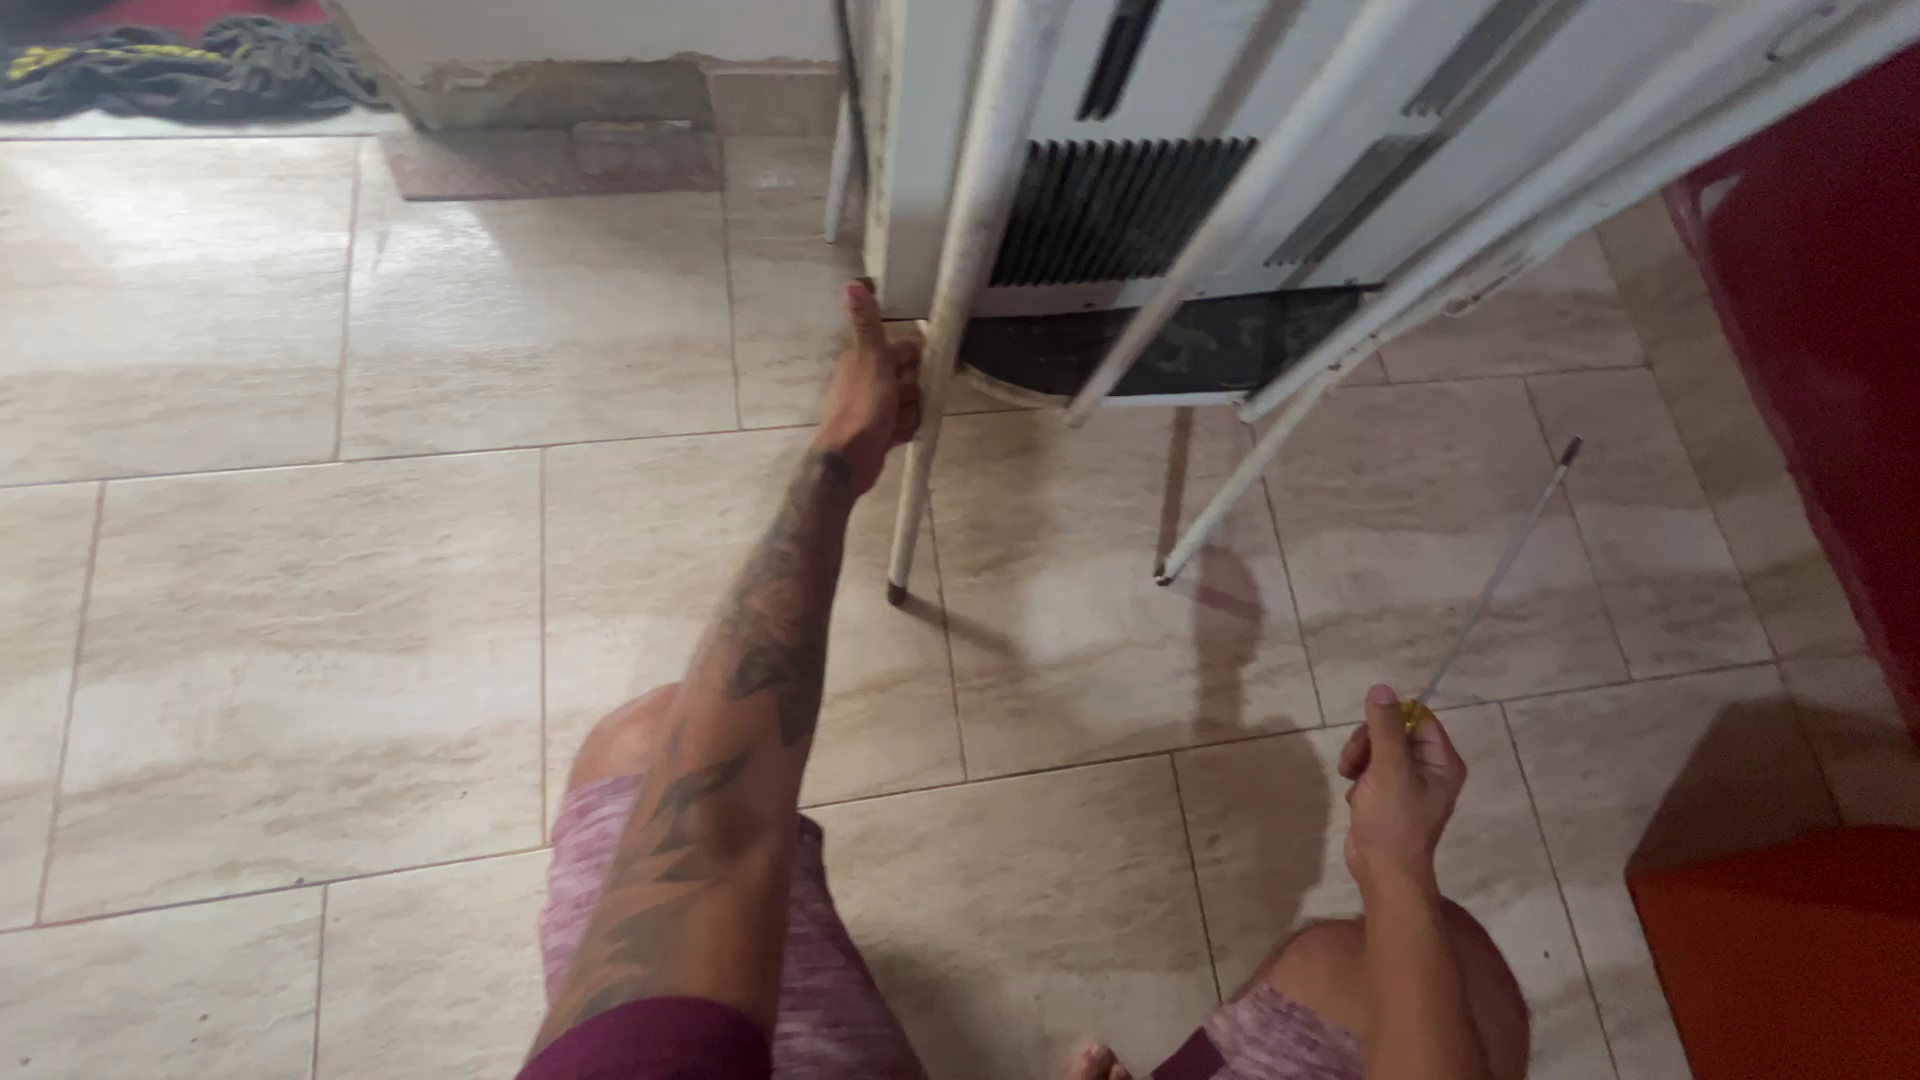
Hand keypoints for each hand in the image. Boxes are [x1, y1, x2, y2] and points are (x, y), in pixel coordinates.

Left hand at [812, 280, 921, 495]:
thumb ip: (867, 323)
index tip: (929, 369)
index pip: (904, 349)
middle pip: (910, 378)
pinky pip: (904, 423)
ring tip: (897, 423)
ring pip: (910, 403)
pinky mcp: (879, 431)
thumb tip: (853, 283)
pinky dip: (904, 429)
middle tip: (905, 401)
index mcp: (864, 359)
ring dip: (910, 413)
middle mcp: (868, 380)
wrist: (850, 458)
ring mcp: (874, 407)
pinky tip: (897, 437)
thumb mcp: (872, 359)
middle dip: (915, 391)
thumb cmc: (864, 407)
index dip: (918, 359)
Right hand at [1338, 684, 1466, 896]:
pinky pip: (1370, 766)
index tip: (1370, 732)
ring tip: (1350, 777)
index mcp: (1442, 761)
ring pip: (1376, 746)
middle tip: (1354, 762)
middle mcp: (1429, 767)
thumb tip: (1381, 689)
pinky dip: (1358, 774)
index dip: (1390, 718)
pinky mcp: (1388, 792)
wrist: (1383, 870)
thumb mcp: (1389, 770)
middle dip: (1367, 741)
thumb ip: (1384, 729)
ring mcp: (1408, 781)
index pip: (1418, 718)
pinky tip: (1355, 792)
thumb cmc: (1393, 821)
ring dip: (1358, 756)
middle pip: (1392, 730)